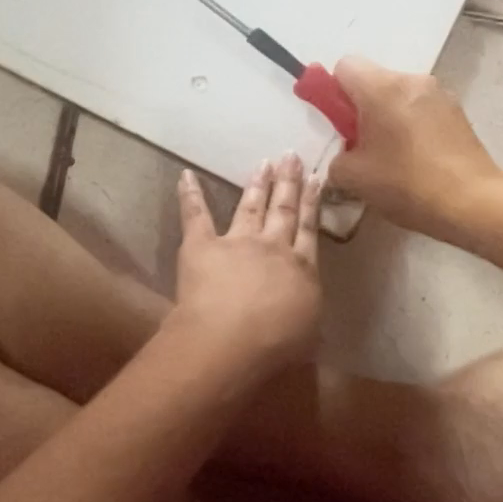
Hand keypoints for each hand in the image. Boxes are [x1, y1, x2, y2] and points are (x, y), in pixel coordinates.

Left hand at [170, 153, 322, 370]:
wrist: (232, 339)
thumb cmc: (275, 345)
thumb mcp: (308, 334)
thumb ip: (309, 315)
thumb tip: (309, 314)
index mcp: (302, 269)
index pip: (309, 228)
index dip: (312, 202)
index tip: (316, 177)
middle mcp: (273, 248)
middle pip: (284, 210)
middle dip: (288, 183)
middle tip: (291, 156)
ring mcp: (237, 242)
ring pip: (250, 207)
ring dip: (257, 184)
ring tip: (264, 163)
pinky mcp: (201, 246)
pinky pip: (195, 216)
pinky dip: (190, 195)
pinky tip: (186, 175)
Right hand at [328, 56, 502, 237]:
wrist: (472, 201)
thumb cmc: (407, 184)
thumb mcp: (354, 178)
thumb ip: (337, 160)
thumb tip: (346, 157)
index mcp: (382, 88)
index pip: (345, 66)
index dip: (333, 91)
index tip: (338, 124)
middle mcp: (412, 80)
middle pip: (374, 80)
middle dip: (362, 108)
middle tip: (363, 147)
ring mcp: (440, 94)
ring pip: (399, 96)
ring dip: (389, 117)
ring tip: (393, 158)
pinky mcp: (458, 112)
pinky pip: (422, 109)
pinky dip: (412, 126)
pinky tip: (418, 160)